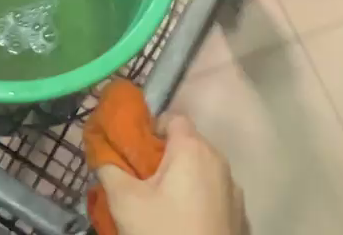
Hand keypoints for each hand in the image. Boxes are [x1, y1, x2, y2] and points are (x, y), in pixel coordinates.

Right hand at [95, 114, 245, 234]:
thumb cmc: (163, 231)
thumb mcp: (125, 202)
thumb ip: (109, 169)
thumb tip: (101, 154)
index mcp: (193, 148)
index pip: (172, 118)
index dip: (152, 130)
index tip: (136, 152)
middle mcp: (219, 162)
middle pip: (188, 146)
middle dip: (165, 158)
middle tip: (143, 182)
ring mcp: (234, 191)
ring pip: (202, 173)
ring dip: (184, 181)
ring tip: (162, 207)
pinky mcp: (241, 218)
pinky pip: (215, 197)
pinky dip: (200, 203)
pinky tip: (185, 224)